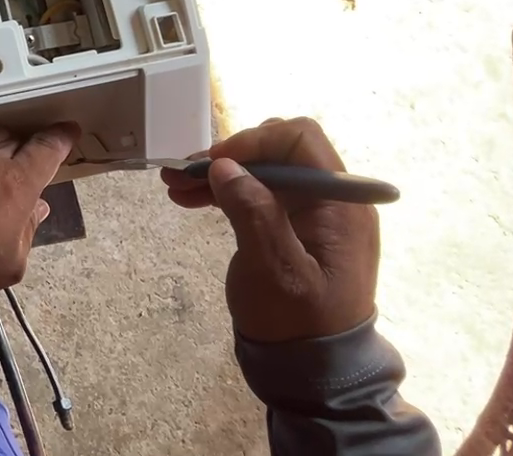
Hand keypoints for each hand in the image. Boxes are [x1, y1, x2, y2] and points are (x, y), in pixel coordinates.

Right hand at [162, 117, 378, 342]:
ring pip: (257, 169)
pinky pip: (252, 192)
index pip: (300, 139)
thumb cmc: (296, 322)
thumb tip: (224, 166)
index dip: (254, 140)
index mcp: (340, 204)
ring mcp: (309, 213)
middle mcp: (328, 200)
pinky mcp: (289, 226)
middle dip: (227, 156)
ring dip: (215, 173)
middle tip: (184, 173)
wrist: (311, 373)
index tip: (216, 162)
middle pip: (274, 150)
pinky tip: (186, 198)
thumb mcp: (275, 271)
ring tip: (172, 184)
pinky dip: (220, 191)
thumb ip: (255, 213)